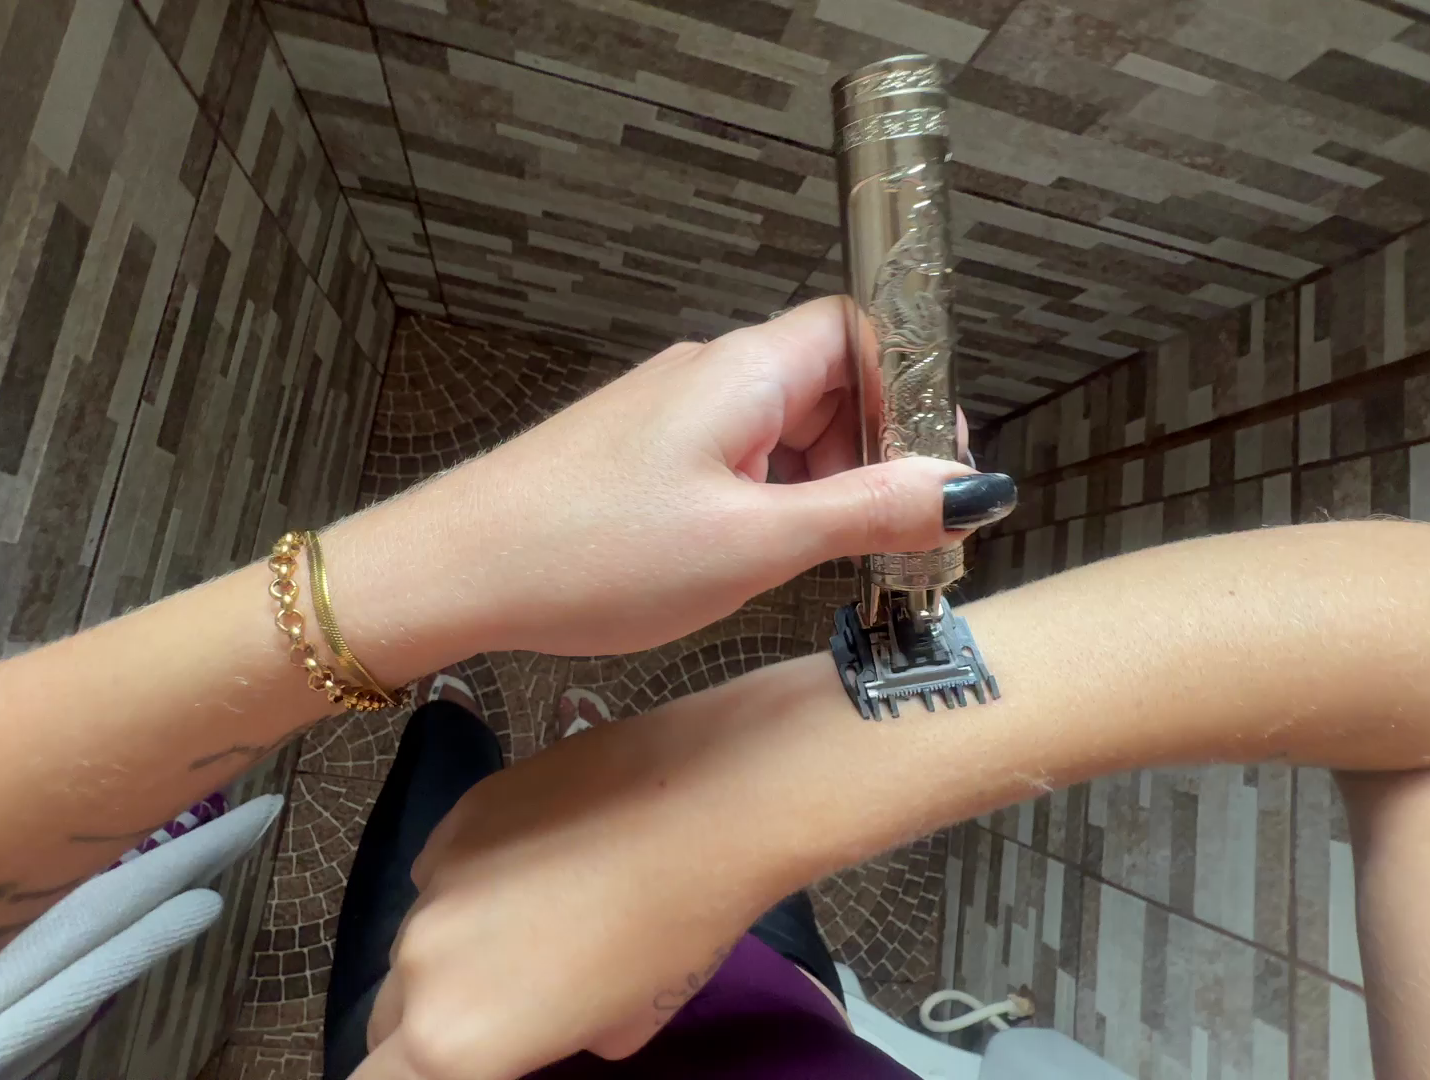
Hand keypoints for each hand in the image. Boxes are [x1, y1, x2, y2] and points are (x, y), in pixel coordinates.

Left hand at [327, 296, 1015, 657]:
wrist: (458, 570)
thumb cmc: (596, 553)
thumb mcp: (753, 541)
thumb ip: (867, 510)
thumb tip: (971, 488)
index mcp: (745, 371)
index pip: (861, 332)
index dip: (910, 389)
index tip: (935, 465)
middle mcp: (710, 375)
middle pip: (827, 383)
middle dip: (870, 452)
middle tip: (886, 532)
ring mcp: (673, 415)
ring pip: (782, 429)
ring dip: (819, 484)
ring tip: (820, 555)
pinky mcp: (646, 453)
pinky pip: (734, 459)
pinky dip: (768, 499)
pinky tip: (757, 550)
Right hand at [355, 676, 807, 1078]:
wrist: (707, 798)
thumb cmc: (679, 932)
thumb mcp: (619, 1027)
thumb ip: (547, 1039)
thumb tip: (535, 1020)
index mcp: (454, 1034)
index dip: (425, 1074)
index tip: (474, 1055)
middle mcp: (421, 955)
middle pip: (393, 1011)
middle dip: (438, 1014)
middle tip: (511, 990)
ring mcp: (437, 868)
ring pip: (424, 927)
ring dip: (460, 935)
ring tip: (539, 905)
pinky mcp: (465, 804)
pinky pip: (447, 863)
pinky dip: (477, 872)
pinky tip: (540, 849)